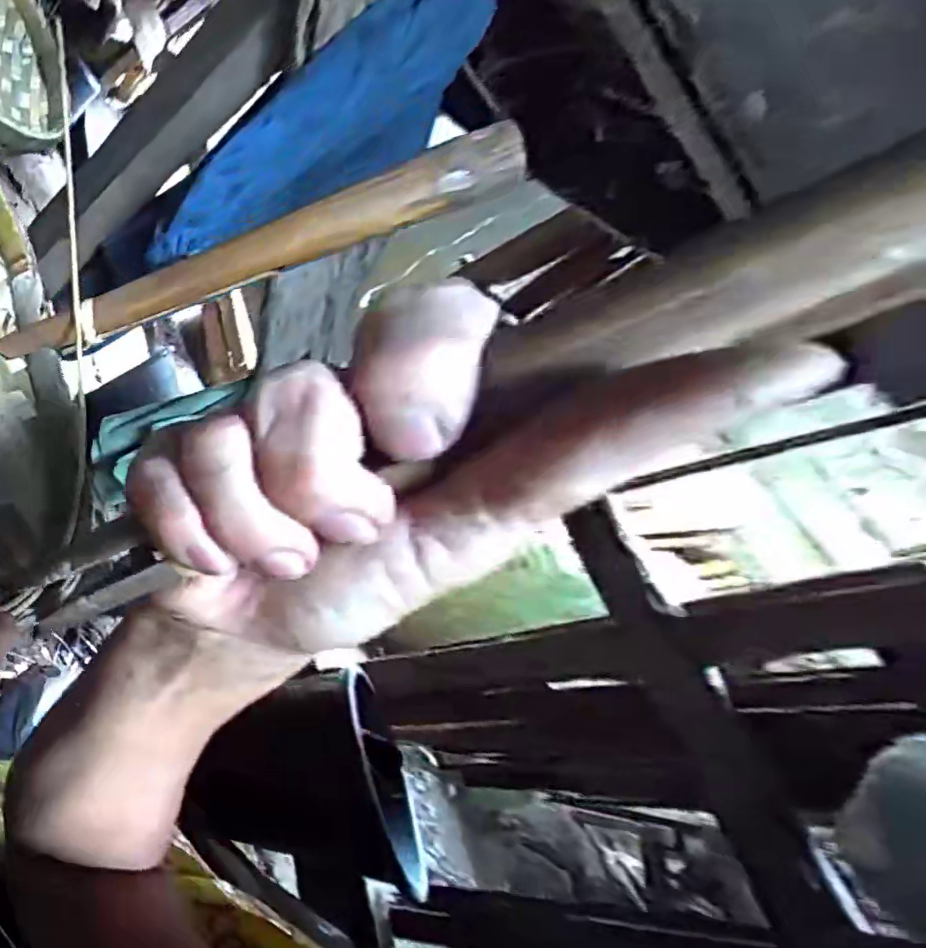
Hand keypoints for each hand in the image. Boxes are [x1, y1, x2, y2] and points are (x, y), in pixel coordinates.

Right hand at [126, 280, 845, 660]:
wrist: (248, 635)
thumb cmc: (355, 590)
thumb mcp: (467, 536)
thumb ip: (575, 460)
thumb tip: (786, 364)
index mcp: (391, 401)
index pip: (422, 313)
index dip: (414, 366)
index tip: (414, 443)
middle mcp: (309, 397)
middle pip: (304, 388)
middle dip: (316, 486)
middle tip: (333, 539)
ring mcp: (224, 423)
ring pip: (226, 438)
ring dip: (253, 526)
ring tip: (272, 561)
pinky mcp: (160, 457)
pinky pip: (167, 474)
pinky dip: (192, 534)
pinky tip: (205, 558)